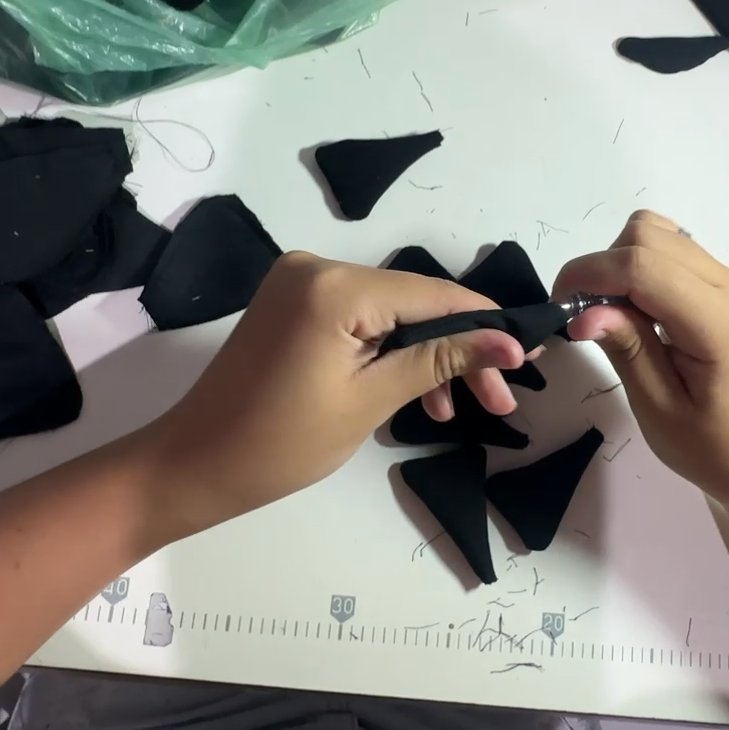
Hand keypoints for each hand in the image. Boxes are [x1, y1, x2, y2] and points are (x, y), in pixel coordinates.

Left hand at [141, 253, 527, 537]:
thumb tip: (510, 341)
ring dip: (426, 357)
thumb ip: (442, 361)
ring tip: (459, 412)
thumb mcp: (372, 400)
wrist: (198, 463)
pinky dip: (388, 352)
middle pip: (414, 303)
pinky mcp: (294, 303)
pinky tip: (417, 397)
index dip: (486, 323)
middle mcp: (318, 267)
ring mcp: (302, 283)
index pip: (433, 293)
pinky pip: (360, 320)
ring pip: (390, 314)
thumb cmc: (282, 442)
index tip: (530, 351)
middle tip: (500, 400)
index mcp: (334, 285)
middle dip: (459, 351)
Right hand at [553, 210, 728, 502]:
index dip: (590, 274)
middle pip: (648, 236)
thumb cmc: (711, 447)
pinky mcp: (724, 287)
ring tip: (609, 311)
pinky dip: (638, 267)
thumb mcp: (658, 408)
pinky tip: (635, 308)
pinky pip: (672, 252)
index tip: (559, 306)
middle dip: (601, 266)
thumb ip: (626, 348)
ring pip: (659, 235)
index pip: (642, 265)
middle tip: (582, 314)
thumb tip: (582, 312)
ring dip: (619, 263)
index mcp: (718, 322)